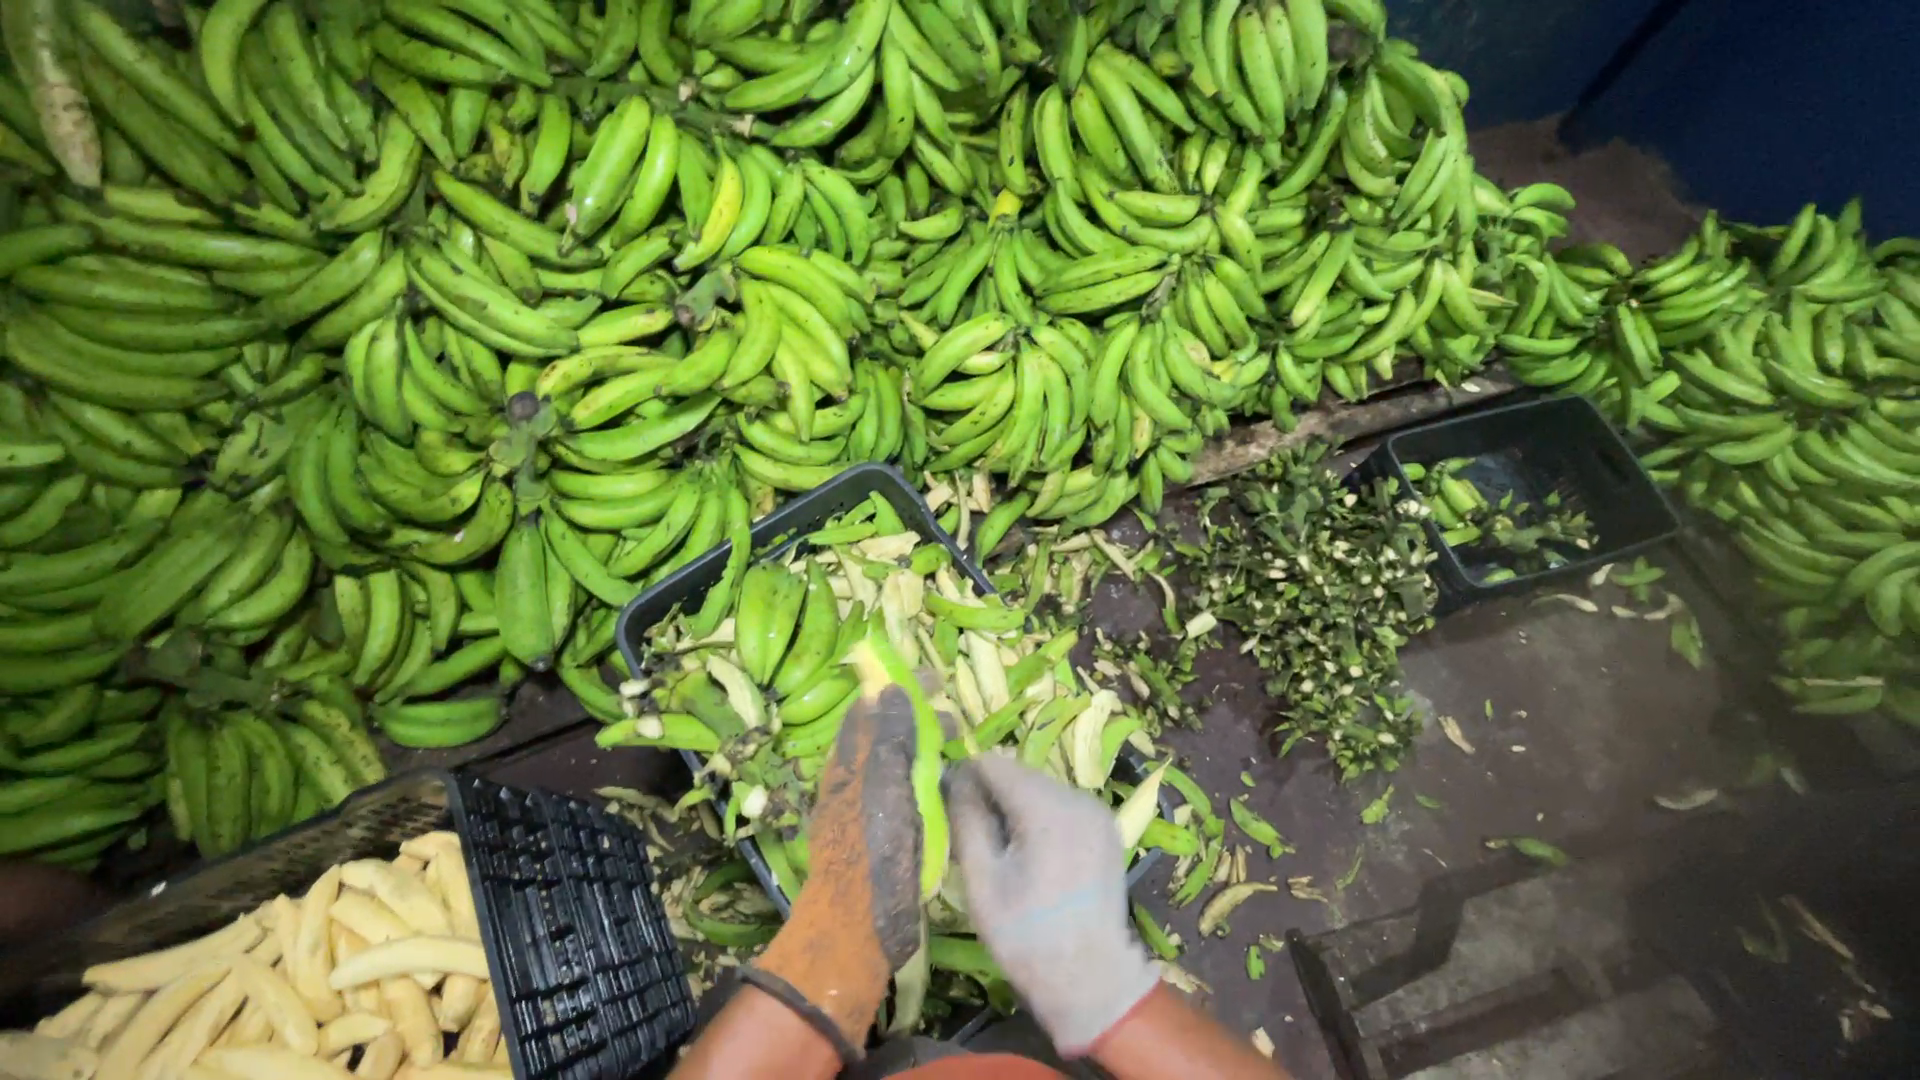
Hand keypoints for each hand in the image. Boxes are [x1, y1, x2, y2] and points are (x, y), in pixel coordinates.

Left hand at [742, 682, 922, 1059]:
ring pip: (900, 767)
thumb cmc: (872, 849)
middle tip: (956, 720)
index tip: (936, 681)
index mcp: (848, 762)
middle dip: (921, 720)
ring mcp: (869, 810)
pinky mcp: (885, 838)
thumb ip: (890, 735)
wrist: (859, 926)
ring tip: (961, 755)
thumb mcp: (884, 783)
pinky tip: (952, 794)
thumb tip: (891, 688)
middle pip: (888, 736)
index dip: (899, 688)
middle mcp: (855, 781)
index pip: (870, 708)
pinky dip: (929, 784)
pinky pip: (908, 798)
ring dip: (928, 752)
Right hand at [947, 754, 1159, 1054]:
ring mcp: (1097, 811)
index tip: (951, 804)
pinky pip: (1063, 805)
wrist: (1092, 978)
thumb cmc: (1026, 935)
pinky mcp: (1107, 827)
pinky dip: (1043, 817)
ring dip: (1018, 805)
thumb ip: (966, 819)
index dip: (967, 777)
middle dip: (993, 794)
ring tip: (1006, 850)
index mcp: (1047, 809)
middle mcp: (1078, 798)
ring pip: (1042, 788)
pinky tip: (1036, 854)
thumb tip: (954, 777)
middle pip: (1020, 774)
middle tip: (976, 835)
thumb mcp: (981, 880)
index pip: (994, 764)